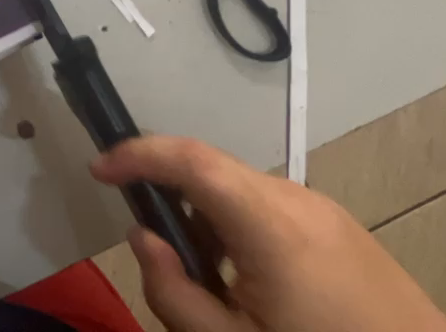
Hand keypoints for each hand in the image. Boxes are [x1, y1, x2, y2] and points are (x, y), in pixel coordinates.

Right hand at [92, 137, 445, 331]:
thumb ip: (173, 292)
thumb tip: (142, 237)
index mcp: (271, 224)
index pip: (190, 158)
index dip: (137, 154)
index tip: (99, 171)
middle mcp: (298, 201)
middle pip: (211, 170)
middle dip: (167, 190)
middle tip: (150, 239)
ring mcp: (327, 213)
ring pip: (239, 189)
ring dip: (205, 212)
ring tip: (206, 275)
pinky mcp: (346, 231)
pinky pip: (271, 208)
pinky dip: (238, 225)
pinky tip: (248, 281)